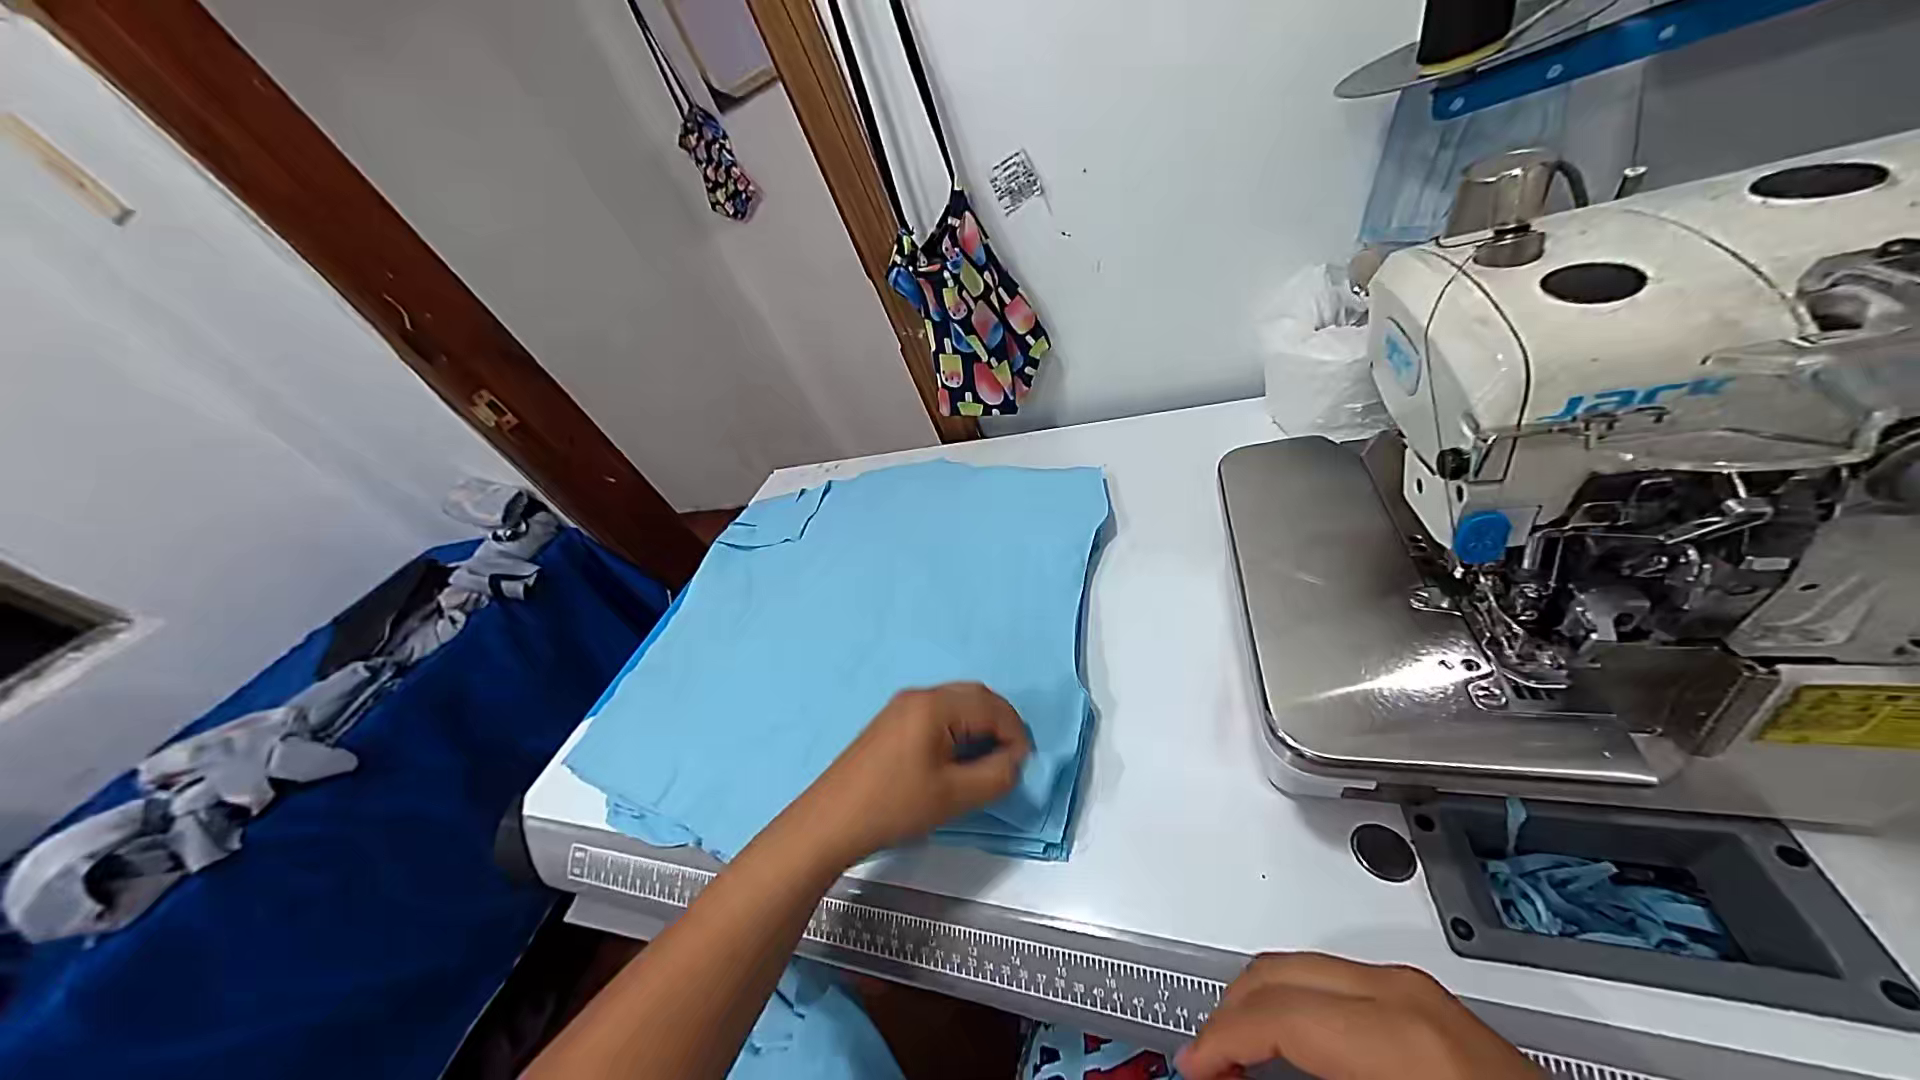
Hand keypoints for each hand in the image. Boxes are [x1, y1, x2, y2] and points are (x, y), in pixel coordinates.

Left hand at [784, 683, 1030, 867]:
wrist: (831, 821)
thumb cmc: (894, 806)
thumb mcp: (955, 796)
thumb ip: (998, 775)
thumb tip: (1016, 760)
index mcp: (935, 705)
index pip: (993, 707)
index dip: (1016, 735)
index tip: (1022, 768)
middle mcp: (919, 695)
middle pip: (976, 697)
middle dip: (1001, 726)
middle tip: (1010, 762)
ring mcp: (902, 705)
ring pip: (958, 704)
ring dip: (980, 727)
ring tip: (987, 764)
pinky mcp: (892, 721)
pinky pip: (939, 713)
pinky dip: (959, 729)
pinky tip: (957, 760)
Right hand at [1176, 953, 1539, 1079]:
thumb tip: (1233, 1075)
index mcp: (1394, 1030)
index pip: (1275, 1013)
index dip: (1221, 1038)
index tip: (1196, 1065)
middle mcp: (1400, 992)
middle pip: (1277, 973)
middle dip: (1232, 1013)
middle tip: (1212, 1063)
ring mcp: (1415, 989)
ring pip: (1299, 967)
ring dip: (1261, 1005)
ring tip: (1244, 1055)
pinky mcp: (1424, 998)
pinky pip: (1332, 979)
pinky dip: (1296, 1004)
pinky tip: (1293, 1042)